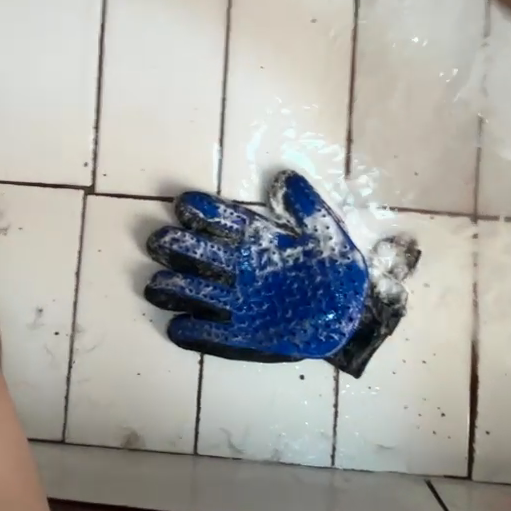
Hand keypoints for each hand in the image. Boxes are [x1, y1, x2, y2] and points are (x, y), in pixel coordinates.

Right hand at [142, 173, 420, 377]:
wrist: (353, 315)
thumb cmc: (337, 270)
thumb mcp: (327, 234)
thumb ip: (306, 206)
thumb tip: (281, 178)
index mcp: (259, 240)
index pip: (224, 220)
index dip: (203, 211)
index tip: (184, 205)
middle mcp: (243, 268)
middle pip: (201, 252)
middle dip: (176, 246)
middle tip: (159, 242)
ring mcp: (242, 301)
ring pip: (199, 290)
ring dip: (176, 287)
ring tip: (157, 285)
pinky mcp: (246, 332)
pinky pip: (215, 332)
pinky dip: (194, 331)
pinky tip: (178, 327)